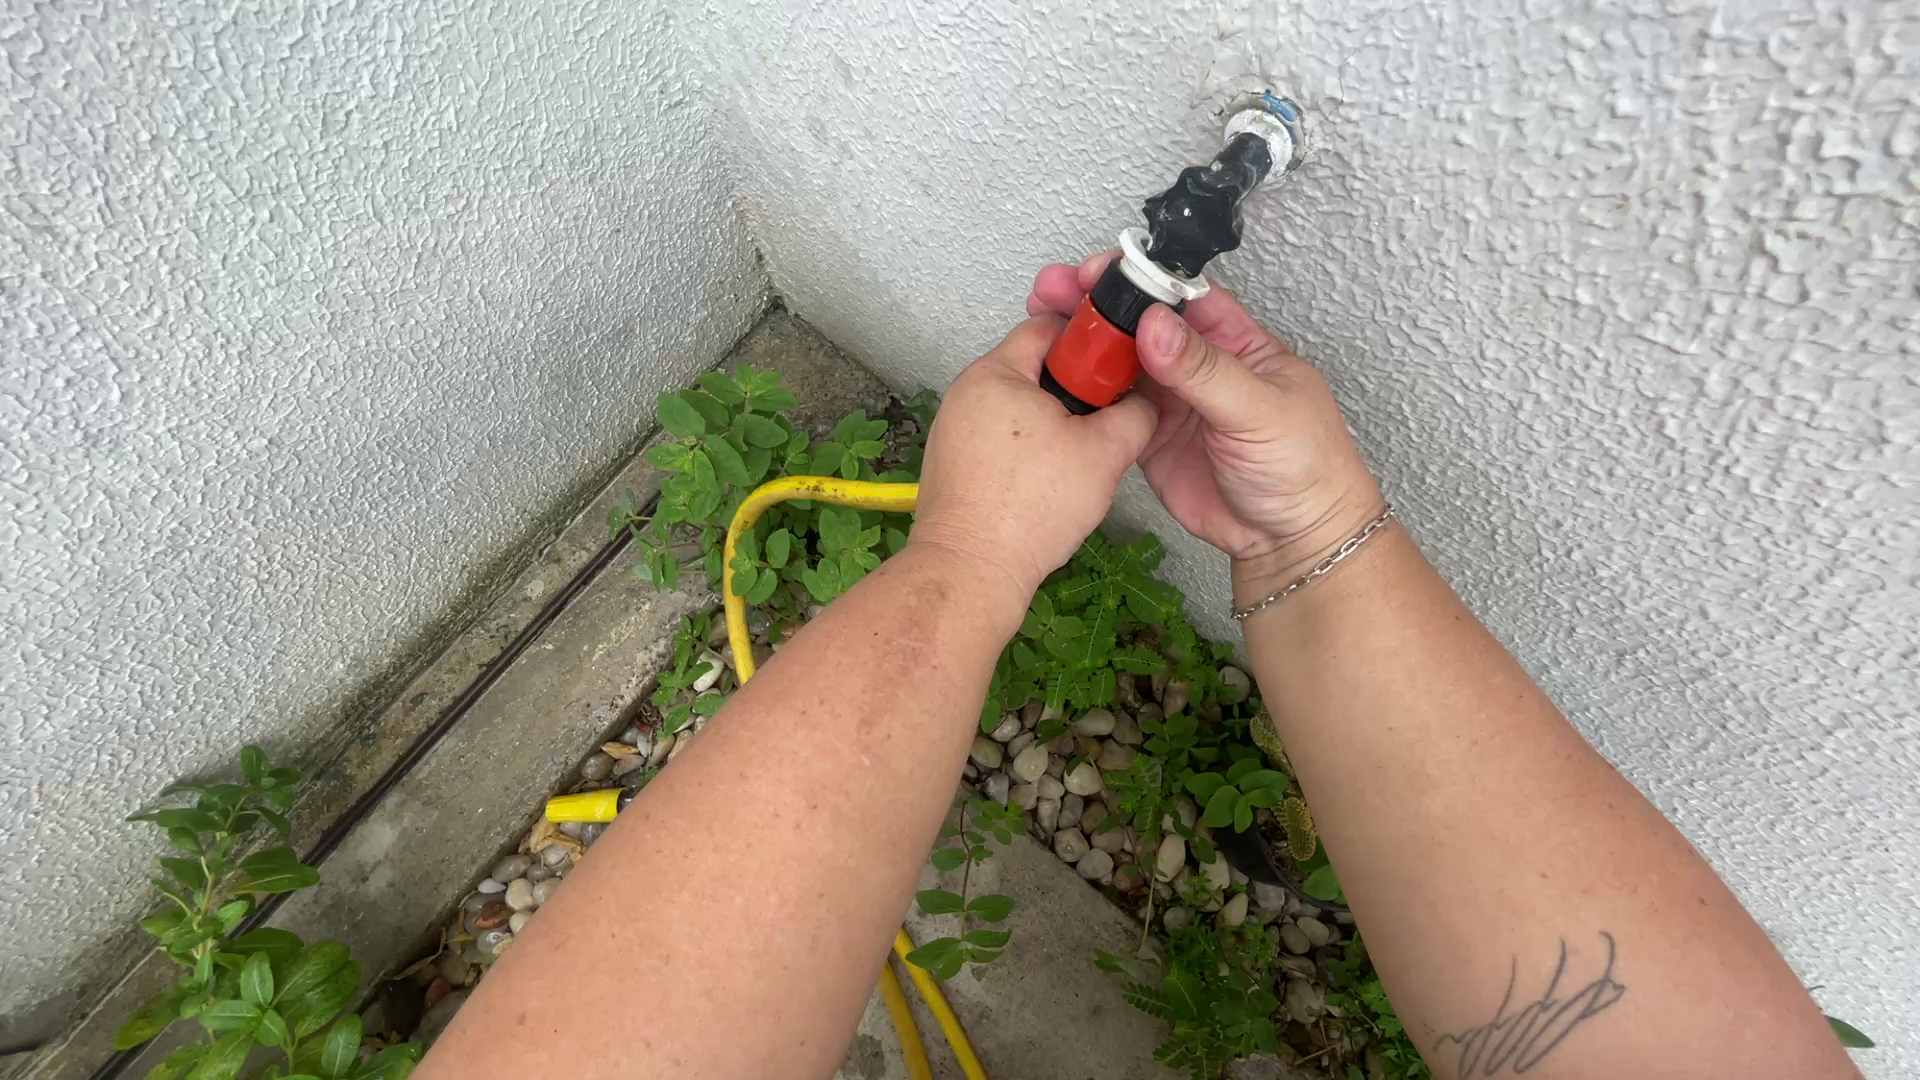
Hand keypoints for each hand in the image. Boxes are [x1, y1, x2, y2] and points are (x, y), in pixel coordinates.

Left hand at [911, 316, 1157, 600]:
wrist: (972, 569)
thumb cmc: (1030, 507)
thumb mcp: (1104, 454)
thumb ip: (1134, 415)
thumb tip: (1144, 404)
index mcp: (995, 374)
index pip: (1049, 328)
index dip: (1092, 343)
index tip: (1117, 369)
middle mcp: (964, 393)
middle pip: (1032, 369)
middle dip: (1073, 390)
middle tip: (1104, 417)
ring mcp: (952, 430)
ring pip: (1015, 408)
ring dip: (1049, 423)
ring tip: (1077, 455)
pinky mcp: (950, 464)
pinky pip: (997, 439)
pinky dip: (1025, 449)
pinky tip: (1046, 479)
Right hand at [1027, 253, 1381, 599]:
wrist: (1286, 537)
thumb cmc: (1300, 465)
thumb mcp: (1258, 410)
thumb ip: (1204, 370)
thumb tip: (1154, 325)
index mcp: (1234, 343)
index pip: (1180, 298)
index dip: (1138, 281)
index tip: (1097, 272)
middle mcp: (1195, 366)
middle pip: (1138, 325)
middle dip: (1096, 304)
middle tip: (1052, 289)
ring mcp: (1169, 403)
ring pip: (1118, 364)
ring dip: (1083, 345)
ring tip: (1039, 325)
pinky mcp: (1147, 437)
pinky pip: (1110, 409)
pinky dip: (1083, 394)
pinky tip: (1055, 379)